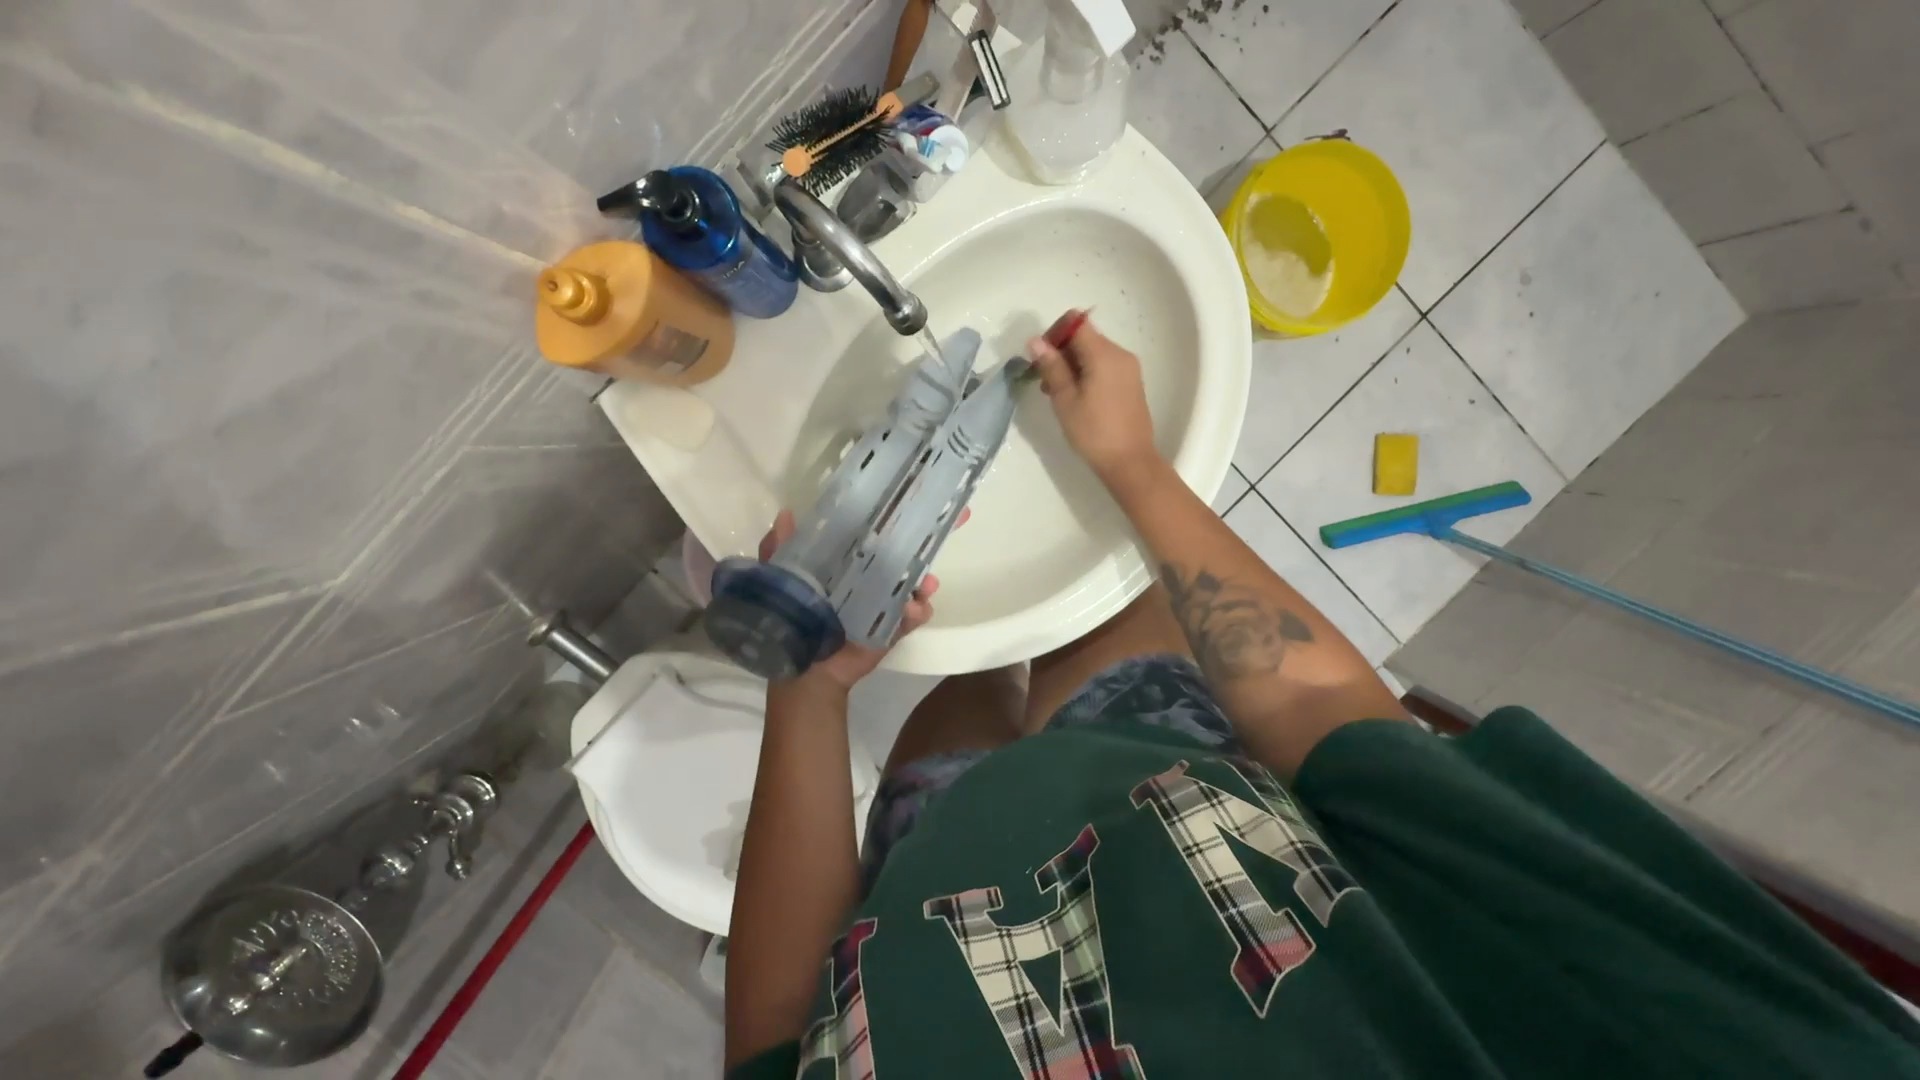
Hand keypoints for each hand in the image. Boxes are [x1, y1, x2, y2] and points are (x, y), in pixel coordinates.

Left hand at [758, 509, 944, 690]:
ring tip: (926, 583)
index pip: (876, 529)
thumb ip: (782, 549)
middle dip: (927, 538)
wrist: (803, 668)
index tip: (921, 494)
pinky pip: (914, 616)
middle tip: (949, 523)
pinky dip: (917, 611)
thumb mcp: (781, 578)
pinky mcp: (893, 628)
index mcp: (848, 559)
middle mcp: (872, 575)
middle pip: (906, 552)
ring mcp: (887, 602)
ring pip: (916, 583)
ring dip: (925, 580)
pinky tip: (913, 608)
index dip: (897, 513)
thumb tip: (785, 514)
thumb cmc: (792, 617)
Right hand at [1026, 312, 1158, 483]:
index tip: (1041, 358)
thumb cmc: (1093, 432)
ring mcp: (1128, 368)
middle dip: (1061, 351)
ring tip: (1057, 393)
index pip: (1076, 323)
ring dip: (1072, 364)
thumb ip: (1052, 366)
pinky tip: (1076, 397)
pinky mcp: (1131, 382)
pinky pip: (1104, 366)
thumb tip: (1035, 341)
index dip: (1055, 334)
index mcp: (1104, 354)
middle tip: (1044, 380)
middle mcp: (1120, 354)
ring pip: (1093, 352)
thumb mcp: (1065, 399)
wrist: (1130, 461)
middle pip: (1085, 336)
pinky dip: (1086, 373)